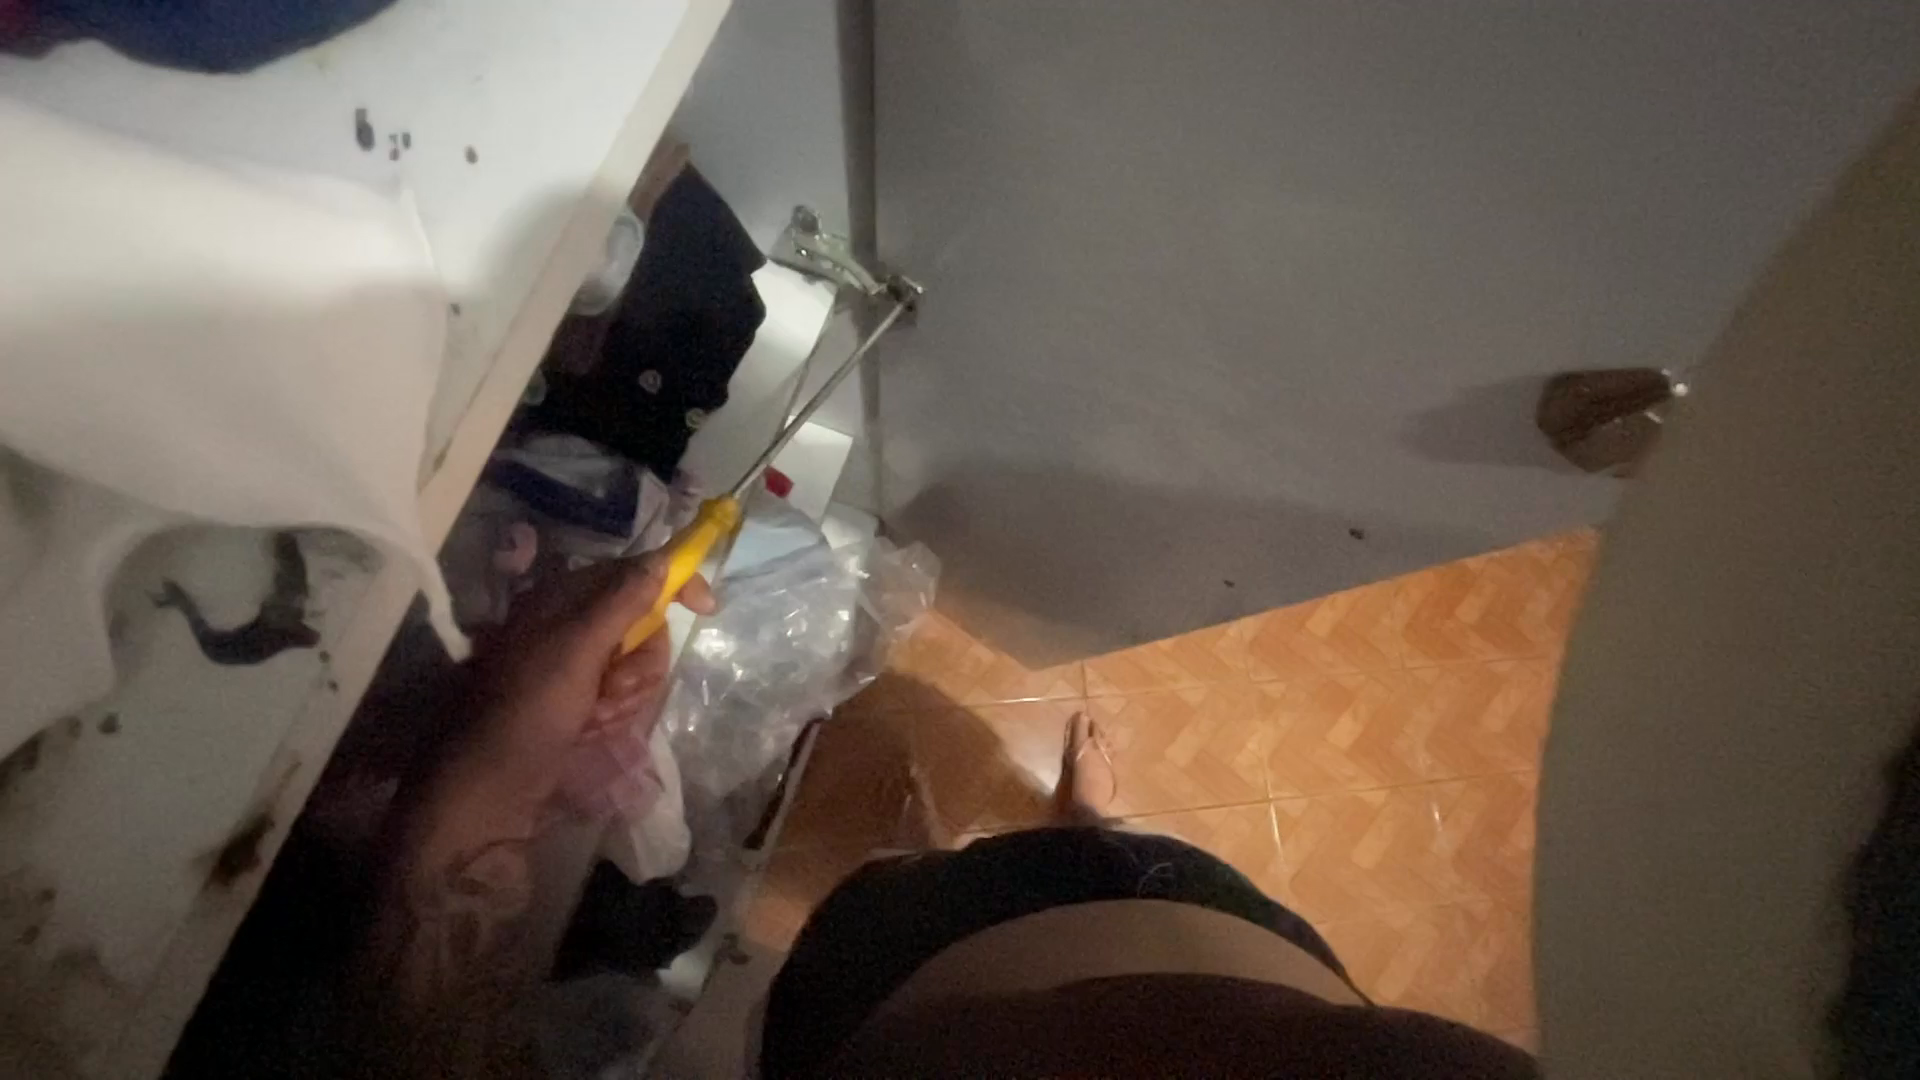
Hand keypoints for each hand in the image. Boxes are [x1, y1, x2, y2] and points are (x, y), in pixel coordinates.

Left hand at [459, 554, 715, 806]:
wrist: (488, 788)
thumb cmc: (529, 709)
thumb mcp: (578, 649)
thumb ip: (622, 601)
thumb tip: (663, 558)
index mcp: (565, 598)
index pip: (636, 573)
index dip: (675, 584)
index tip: (707, 608)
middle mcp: (573, 624)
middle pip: (645, 624)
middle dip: (641, 660)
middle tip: (615, 686)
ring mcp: (577, 663)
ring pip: (639, 662)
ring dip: (628, 693)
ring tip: (596, 715)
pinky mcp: (581, 696)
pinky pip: (625, 691)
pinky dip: (616, 711)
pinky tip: (591, 728)